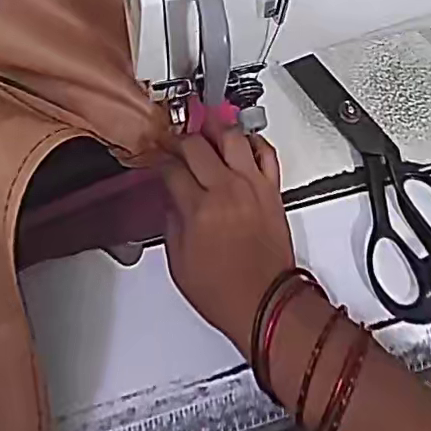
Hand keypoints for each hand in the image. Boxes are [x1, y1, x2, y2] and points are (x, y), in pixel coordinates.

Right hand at [158, 128, 294, 346]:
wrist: (266, 304)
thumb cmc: (226, 291)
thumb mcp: (180, 263)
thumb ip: (172, 222)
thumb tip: (171, 198)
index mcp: (199, 209)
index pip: (172, 167)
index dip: (160, 159)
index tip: (158, 158)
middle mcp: (226, 190)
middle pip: (197, 143)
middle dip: (181, 138)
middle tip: (176, 139)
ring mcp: (251, 186)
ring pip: (232, 136)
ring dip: (215, 127)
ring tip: (206, 126)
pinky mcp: (272, 189)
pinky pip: (266, 152)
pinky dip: (253, 141)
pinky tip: (242, 142)